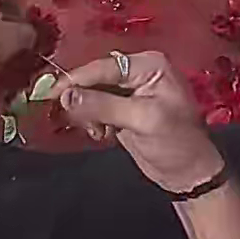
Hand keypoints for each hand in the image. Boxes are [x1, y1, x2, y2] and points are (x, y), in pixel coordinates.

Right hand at [55, 51, 224, 191]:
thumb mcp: (142, 121)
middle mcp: (138, 71)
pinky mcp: (122, 108)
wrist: (190, 174)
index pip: (104, 66)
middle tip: (76, 120)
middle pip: (95, 77)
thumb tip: (65, 96)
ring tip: (98, 132)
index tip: (50, 92)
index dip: (76, 79)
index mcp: (148, 65)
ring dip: (88, 113)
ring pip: (92, 93)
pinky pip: (96, 107)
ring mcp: (130, 90)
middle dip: (83, 99)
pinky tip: (102, 134)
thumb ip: (103, 105)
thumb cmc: (175, 142)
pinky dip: (93, 120)